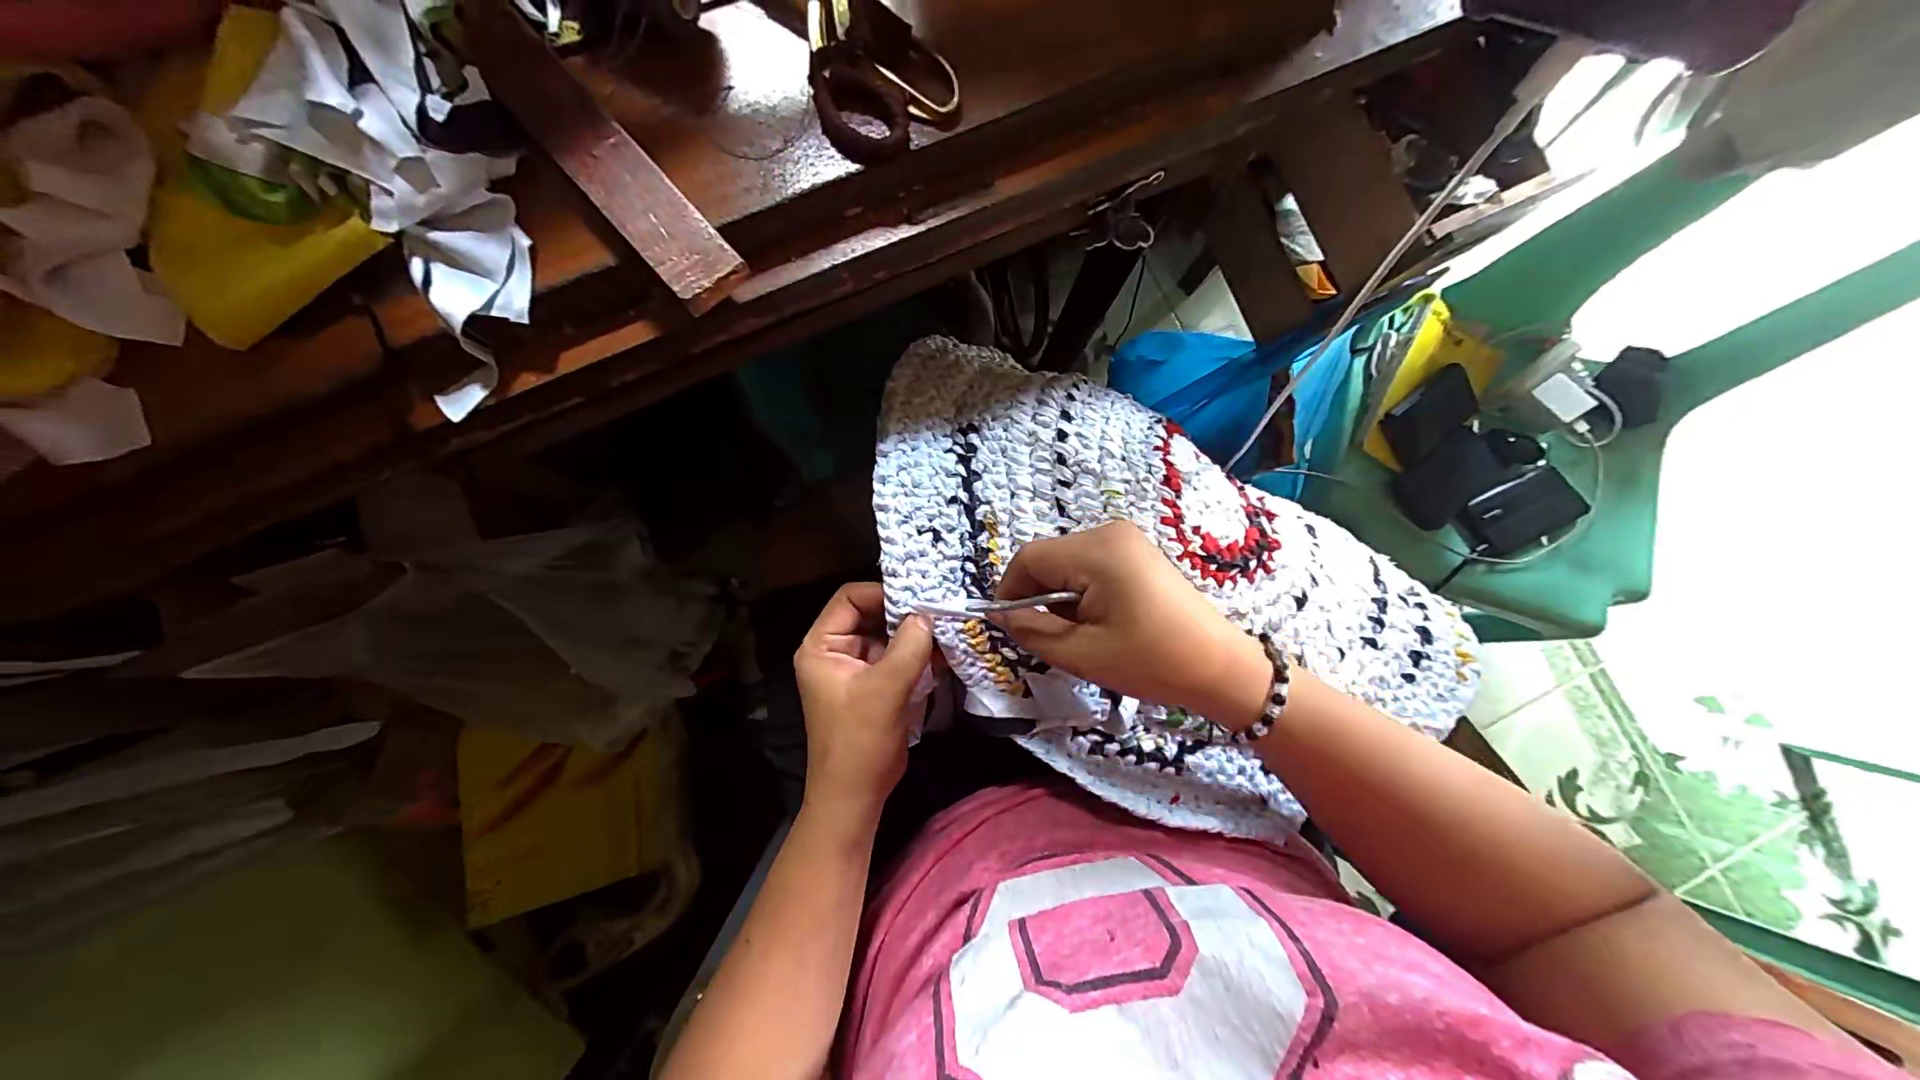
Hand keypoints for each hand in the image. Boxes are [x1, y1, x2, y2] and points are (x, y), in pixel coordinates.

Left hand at [793, 583, 934, 812]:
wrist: (856, 794)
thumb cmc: (860, 740)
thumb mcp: (885, 689)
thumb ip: (908, 647)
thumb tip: (928, 615)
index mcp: (822, 646)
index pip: (849, 599)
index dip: (882, 592)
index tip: (918, 596)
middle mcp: (836, 652)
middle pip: (871, 615)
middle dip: (904, 613)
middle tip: (939, 609)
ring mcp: (856, 669)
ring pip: (888, 636)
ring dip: (915, 634)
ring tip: (946, 628)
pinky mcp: (876, 685)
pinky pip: (897, 658)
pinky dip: (918, 654)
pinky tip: (944, 652)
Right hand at [991, 522, 1271, 730]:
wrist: (1222, 668)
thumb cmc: (1152, 662)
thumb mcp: (1082, 654)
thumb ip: (1033, 630)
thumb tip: (1002, 616)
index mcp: (1097, 550)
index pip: (1028, 559)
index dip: (1010, 592)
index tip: (1011, 628)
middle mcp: (1109, 532)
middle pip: (1048, 558)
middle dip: (1040, 597)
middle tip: (1056, 638)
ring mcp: (1126, 540)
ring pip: (1066, 563)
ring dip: (1062, 598)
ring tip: (1085, 634)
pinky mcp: (1137, 553)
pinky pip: (1089, 566)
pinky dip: (1082, 593)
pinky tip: (1103, 621)